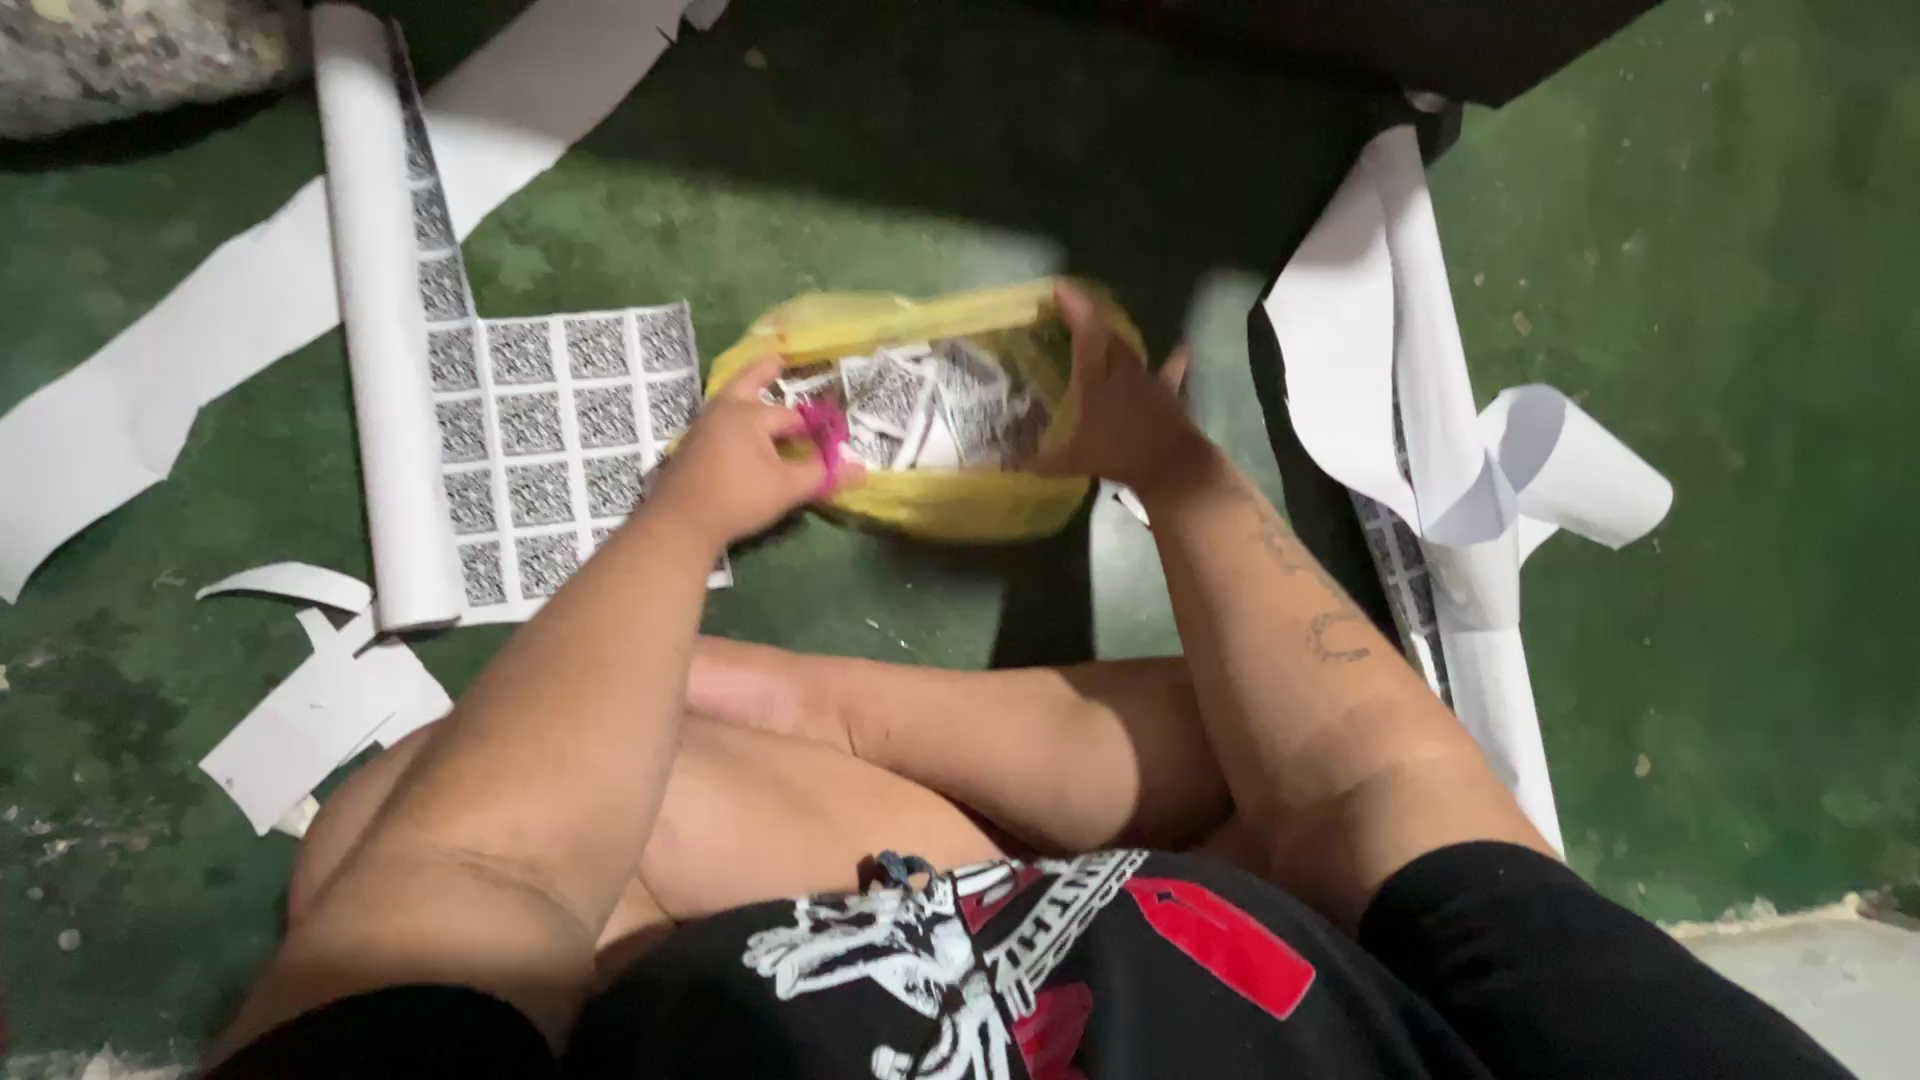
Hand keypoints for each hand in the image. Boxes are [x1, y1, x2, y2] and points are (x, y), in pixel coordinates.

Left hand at [645, 357, 857, 551]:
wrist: (680, 522)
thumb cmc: (738, 498)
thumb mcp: (787, 488)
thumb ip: (822, 474)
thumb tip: (861, 469)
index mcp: (749, 414)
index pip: (793, 417)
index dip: (814, 428)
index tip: (830, 437)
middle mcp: (724, 411)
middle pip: (748, 381)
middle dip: (766, 370)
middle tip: (780, 360)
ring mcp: (703, 427)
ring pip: (731, 401)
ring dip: (749, 394)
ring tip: (763, 394)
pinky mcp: (692, 447)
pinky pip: (720, 420)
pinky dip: (736, 416)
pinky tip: (743, 433)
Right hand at [1036, 283, 1211, 492]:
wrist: (1171, 466)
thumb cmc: (1118, 456)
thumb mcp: (1074, 461)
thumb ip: (1042, 463)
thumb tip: (1012, 468)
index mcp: (1096, 378)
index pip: (1084, 332)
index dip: (1073, 308)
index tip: (1059, 289)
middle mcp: (1121, 370)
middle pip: (1106, 334)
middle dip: (1088, 319)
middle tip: (1072, 313)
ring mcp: (1147, 379)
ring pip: (1129, 349)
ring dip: (1116, 338)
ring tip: (1106, 331)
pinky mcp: (1167, 393)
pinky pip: (1169, 371)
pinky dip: (1173, 360)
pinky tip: (1181, 348)